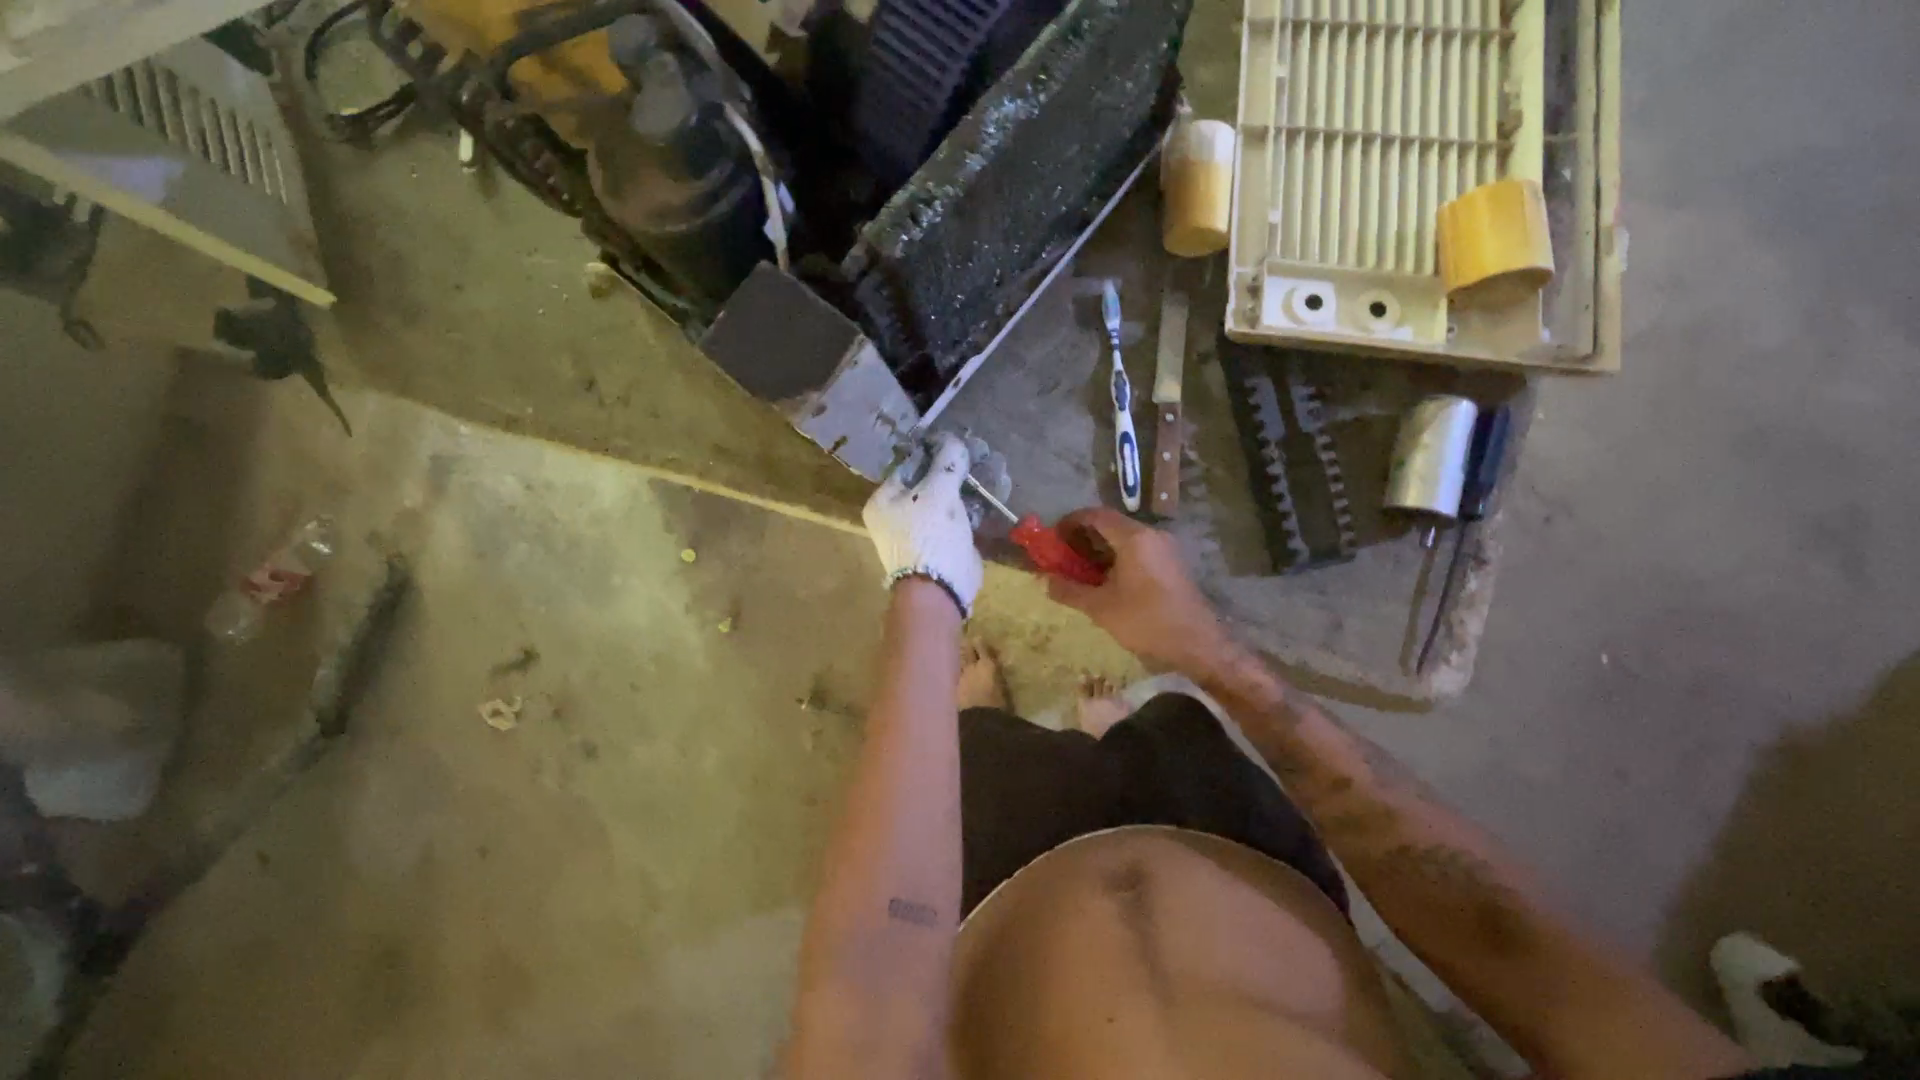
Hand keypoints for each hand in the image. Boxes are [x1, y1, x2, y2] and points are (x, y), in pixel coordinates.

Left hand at [862, 433, 983, 617]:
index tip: (956, 443)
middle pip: (927, 483)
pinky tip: (991, 491)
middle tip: (977, 453)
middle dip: (953, 470)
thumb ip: (947, 463)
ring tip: (991, 468)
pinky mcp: (942, 544)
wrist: (940, 590)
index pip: (907, 467)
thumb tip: (954, 440)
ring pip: (945, 500)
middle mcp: (896, 516)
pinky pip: (957, 518)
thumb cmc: (929, 536)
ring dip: (966, 487)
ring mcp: (920, 532)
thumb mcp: (938, 492)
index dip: (932, 453)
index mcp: (883, 502)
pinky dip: (971, 506)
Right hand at [1045, 507, 1227, 671]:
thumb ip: (1070, 591)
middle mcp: (1151, 535)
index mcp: (1133, 538)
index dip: (1070, 522)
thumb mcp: (1101, 608)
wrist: (1197, 644)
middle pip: (1111, 525)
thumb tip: (1046, 582)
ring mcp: (1165, 548)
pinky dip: (1118, 558)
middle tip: (1063, 557)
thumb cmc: (1146, 621)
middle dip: (1083, 538)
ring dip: (1101, 550)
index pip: (1096, 515)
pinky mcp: (1173, 564)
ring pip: (1126, 539)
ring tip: (1081, 572)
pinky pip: (1139, 551)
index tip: (1053, 538)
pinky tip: (1107, 582)